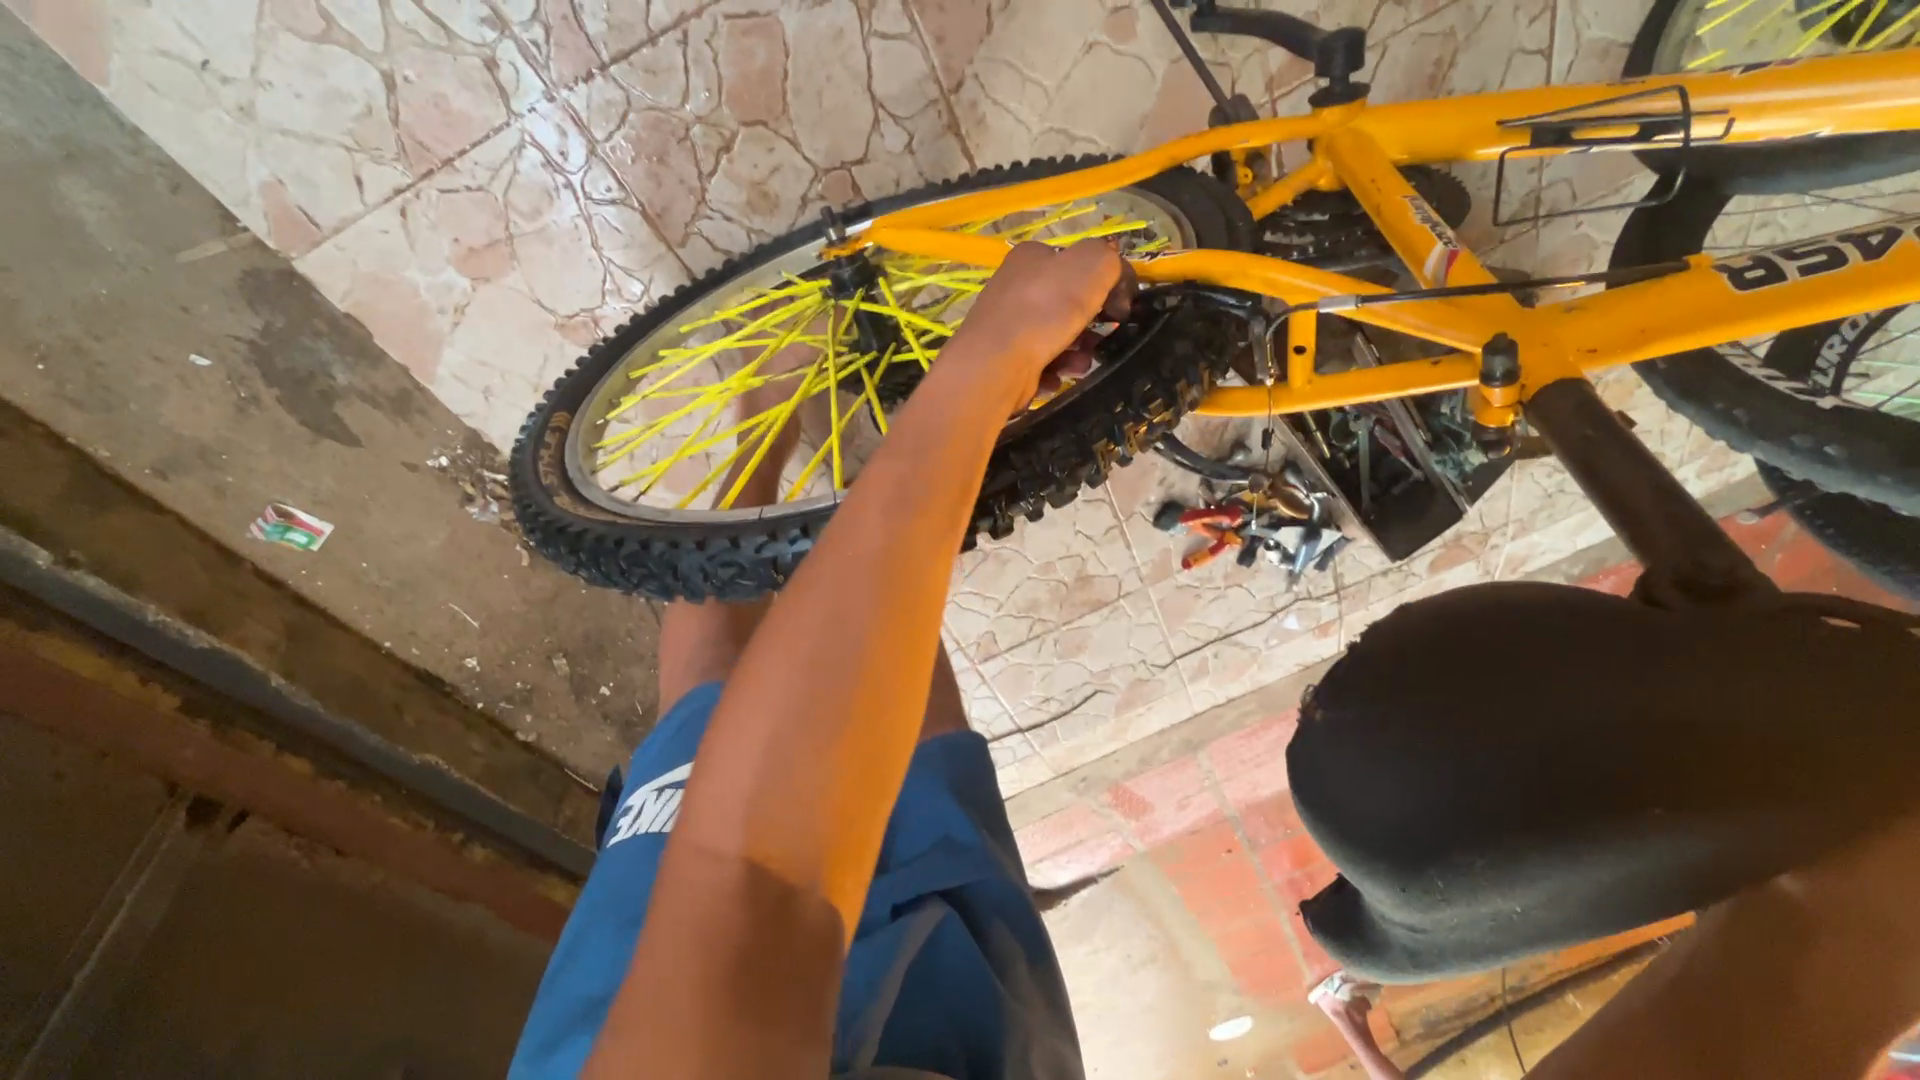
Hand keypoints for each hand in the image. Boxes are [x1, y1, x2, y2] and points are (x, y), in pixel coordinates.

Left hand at [939, 239, 1136, 412]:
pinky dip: (1055, 371)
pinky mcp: (1004, 360)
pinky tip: (1057, 377)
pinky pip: (1040, 364)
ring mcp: (1006, 325)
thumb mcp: (1094, 264)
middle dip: (1090, 325)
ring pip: (1056, 338)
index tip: (1118, 308)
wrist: (998, 361)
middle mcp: (1014, 288)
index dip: (1102, 283)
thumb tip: (1117, 285)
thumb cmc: (1046, 307)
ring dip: (1077, 353)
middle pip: (1066, 304)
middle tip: (1102, 339)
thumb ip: (1112, 263)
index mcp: (1030, 257)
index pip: (1074, 263)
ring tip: (1080, 364)